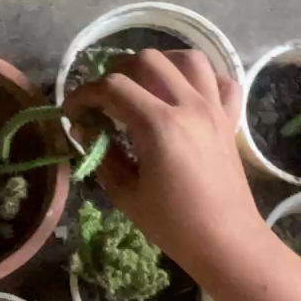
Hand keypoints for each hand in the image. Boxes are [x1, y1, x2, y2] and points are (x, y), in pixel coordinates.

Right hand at [65, 50, 264, 266]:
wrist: (225, 241)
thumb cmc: (172, 224)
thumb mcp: (125, 192)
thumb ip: (102, 154)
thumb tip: (84, 129)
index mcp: (158, 125)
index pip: (111, 88)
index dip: (83, 94)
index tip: (71, 111)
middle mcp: (188, 106)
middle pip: (147, 60)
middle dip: (117, 72)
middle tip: (105, 99)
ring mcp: (213, 109)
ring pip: (187, 59)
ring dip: (160, 64)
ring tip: (144, 85)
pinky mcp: (229, 120)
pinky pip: (220, 81)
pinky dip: (201, 79)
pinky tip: (184, 94)